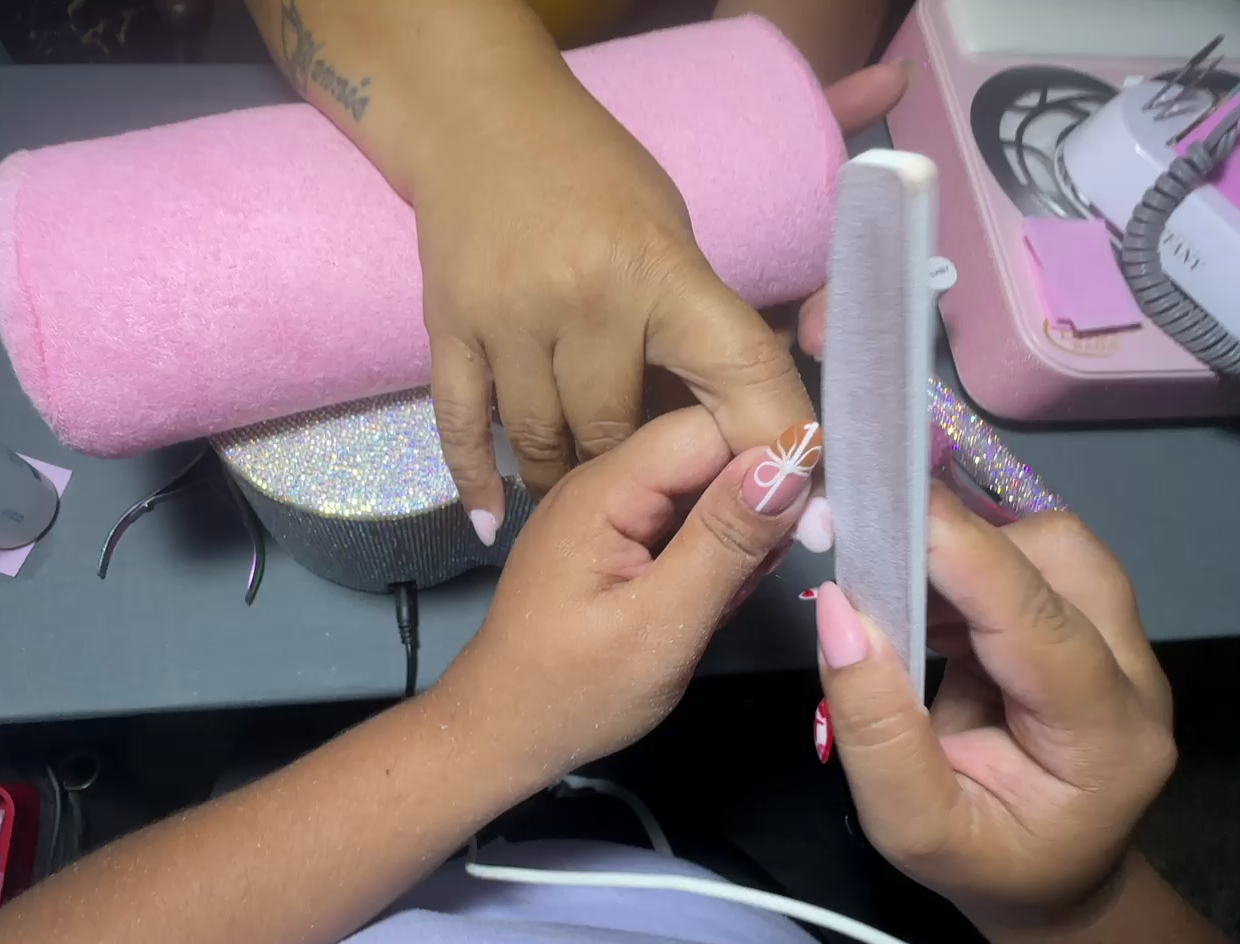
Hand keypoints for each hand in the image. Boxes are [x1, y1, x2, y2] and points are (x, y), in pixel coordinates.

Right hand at [417, 60, 906, 542]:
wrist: (480, 124)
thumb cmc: (593, 176)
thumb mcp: (670, 235)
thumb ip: (695, 330)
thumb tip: (727, 427)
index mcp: (658, 269)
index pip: (737, 368)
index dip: (770, 440)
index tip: (791, 505)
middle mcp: (583, 301)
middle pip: (615, 432)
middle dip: (635, 472)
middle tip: (647, 498)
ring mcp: (507, 320)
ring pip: (540, 441)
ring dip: (563, 479)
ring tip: (578, 497)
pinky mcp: (448, 332)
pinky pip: (461, 426)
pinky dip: (476, 480)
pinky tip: (491, 523)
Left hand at [434, 407, 815, 778]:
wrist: (504, 727)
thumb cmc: (575, 690)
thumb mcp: (661, 623)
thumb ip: (724, 541)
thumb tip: (790, 464)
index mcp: (605, 488)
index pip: (708, 426)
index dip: (771, 456)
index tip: (816, 517)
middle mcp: (602, 481)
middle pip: (706, 453)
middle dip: (755, 502)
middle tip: (769, 569)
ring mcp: (604, 510)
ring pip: (699, 490)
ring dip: (734, 535)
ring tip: (728, 596)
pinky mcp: (610, 538)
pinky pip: (678, 522)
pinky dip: (708, 553)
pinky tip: (708, 597)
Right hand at [815, 487, 1175, 931]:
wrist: (1047, 883)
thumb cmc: (981, 861)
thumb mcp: (908, 823)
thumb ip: (873, 723)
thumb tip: (838, 610)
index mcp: (1104, 740)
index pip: (1039, 622)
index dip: (963, 554)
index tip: (882, 503)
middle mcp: (1131, 676)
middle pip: (1066, 559)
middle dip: (967, 538)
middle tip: (876, 545)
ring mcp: (1113, 647)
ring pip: (1050, 547)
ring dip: (964, 545)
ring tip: (892, 574)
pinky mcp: (1075, 629)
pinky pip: (1023, 563)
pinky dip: (958, 560)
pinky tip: (912, 592)